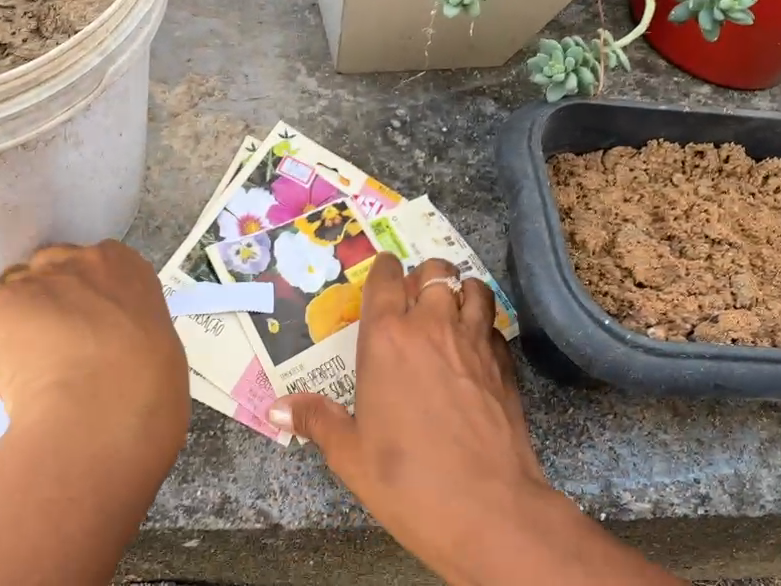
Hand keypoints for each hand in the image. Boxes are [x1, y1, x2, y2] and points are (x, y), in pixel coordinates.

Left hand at [0, 242, 189, 585]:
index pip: (89, 270)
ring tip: (6, 385)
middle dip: (37, 313)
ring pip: (6, 300)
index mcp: (125, 266)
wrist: (111, 412)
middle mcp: (79, 262)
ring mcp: (36, 282)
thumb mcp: (158, 349)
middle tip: (40, 361)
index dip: (76, 307)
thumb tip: (111, 355)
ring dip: (4, 335)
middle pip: (43, 278)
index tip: (76, 342)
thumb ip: (130, 335)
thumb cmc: (150, 390)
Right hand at [268, 255, 543, 564]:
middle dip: (424, 276)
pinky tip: (477, 348)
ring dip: (460, 290)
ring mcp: (474, 342)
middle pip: (433, 272)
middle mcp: (431, 327)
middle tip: (415, 295)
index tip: (383, 272)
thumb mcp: (350, 455)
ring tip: (451, 307)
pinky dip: (485, 327)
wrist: (489, 510)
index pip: (385, 278)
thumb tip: (276, 407)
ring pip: (472, 289)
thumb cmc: (408, 481)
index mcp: (386, 338)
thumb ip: (316, 420)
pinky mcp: (505, 364)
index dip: (384, 269)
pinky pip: (495, 327)